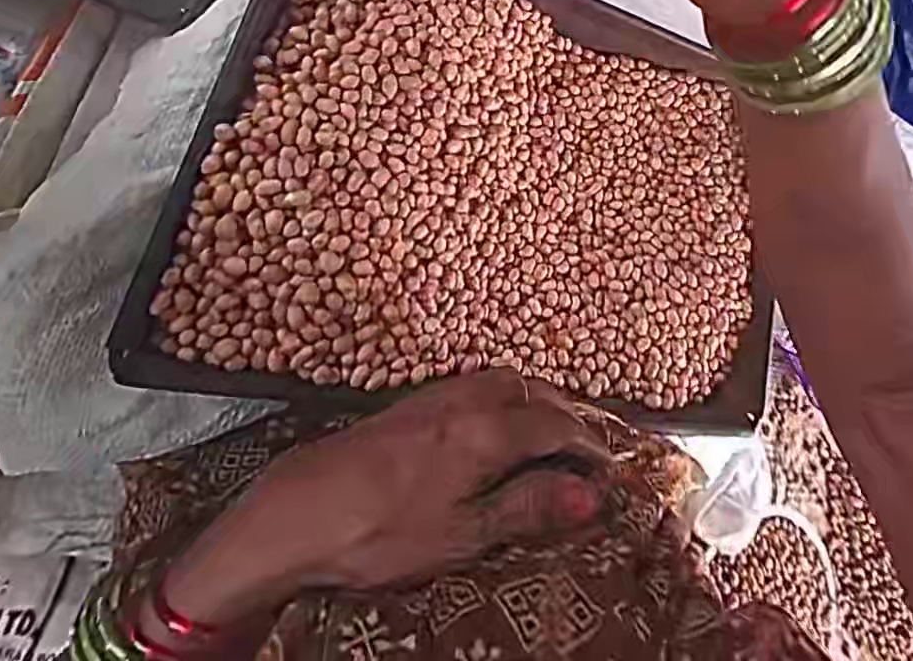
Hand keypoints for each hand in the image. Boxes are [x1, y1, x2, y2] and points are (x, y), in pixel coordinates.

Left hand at [153, 372, 608, 631]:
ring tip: (551, 432)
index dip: (589, 446)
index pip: (557, 427)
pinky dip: (511, 394)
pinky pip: (484, 380)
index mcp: (487, 431)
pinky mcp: (420, 397)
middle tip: (586, 450)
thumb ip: (528, 506)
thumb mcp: (461, 533)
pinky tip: (501, 419)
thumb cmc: (384, 529)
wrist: (303, 505)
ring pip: (511, 380)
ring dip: (541, 400)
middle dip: (570, 416)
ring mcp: (443, 392)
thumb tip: (590, 496)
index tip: (609, 469)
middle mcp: (471, 399)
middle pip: (539, 393)